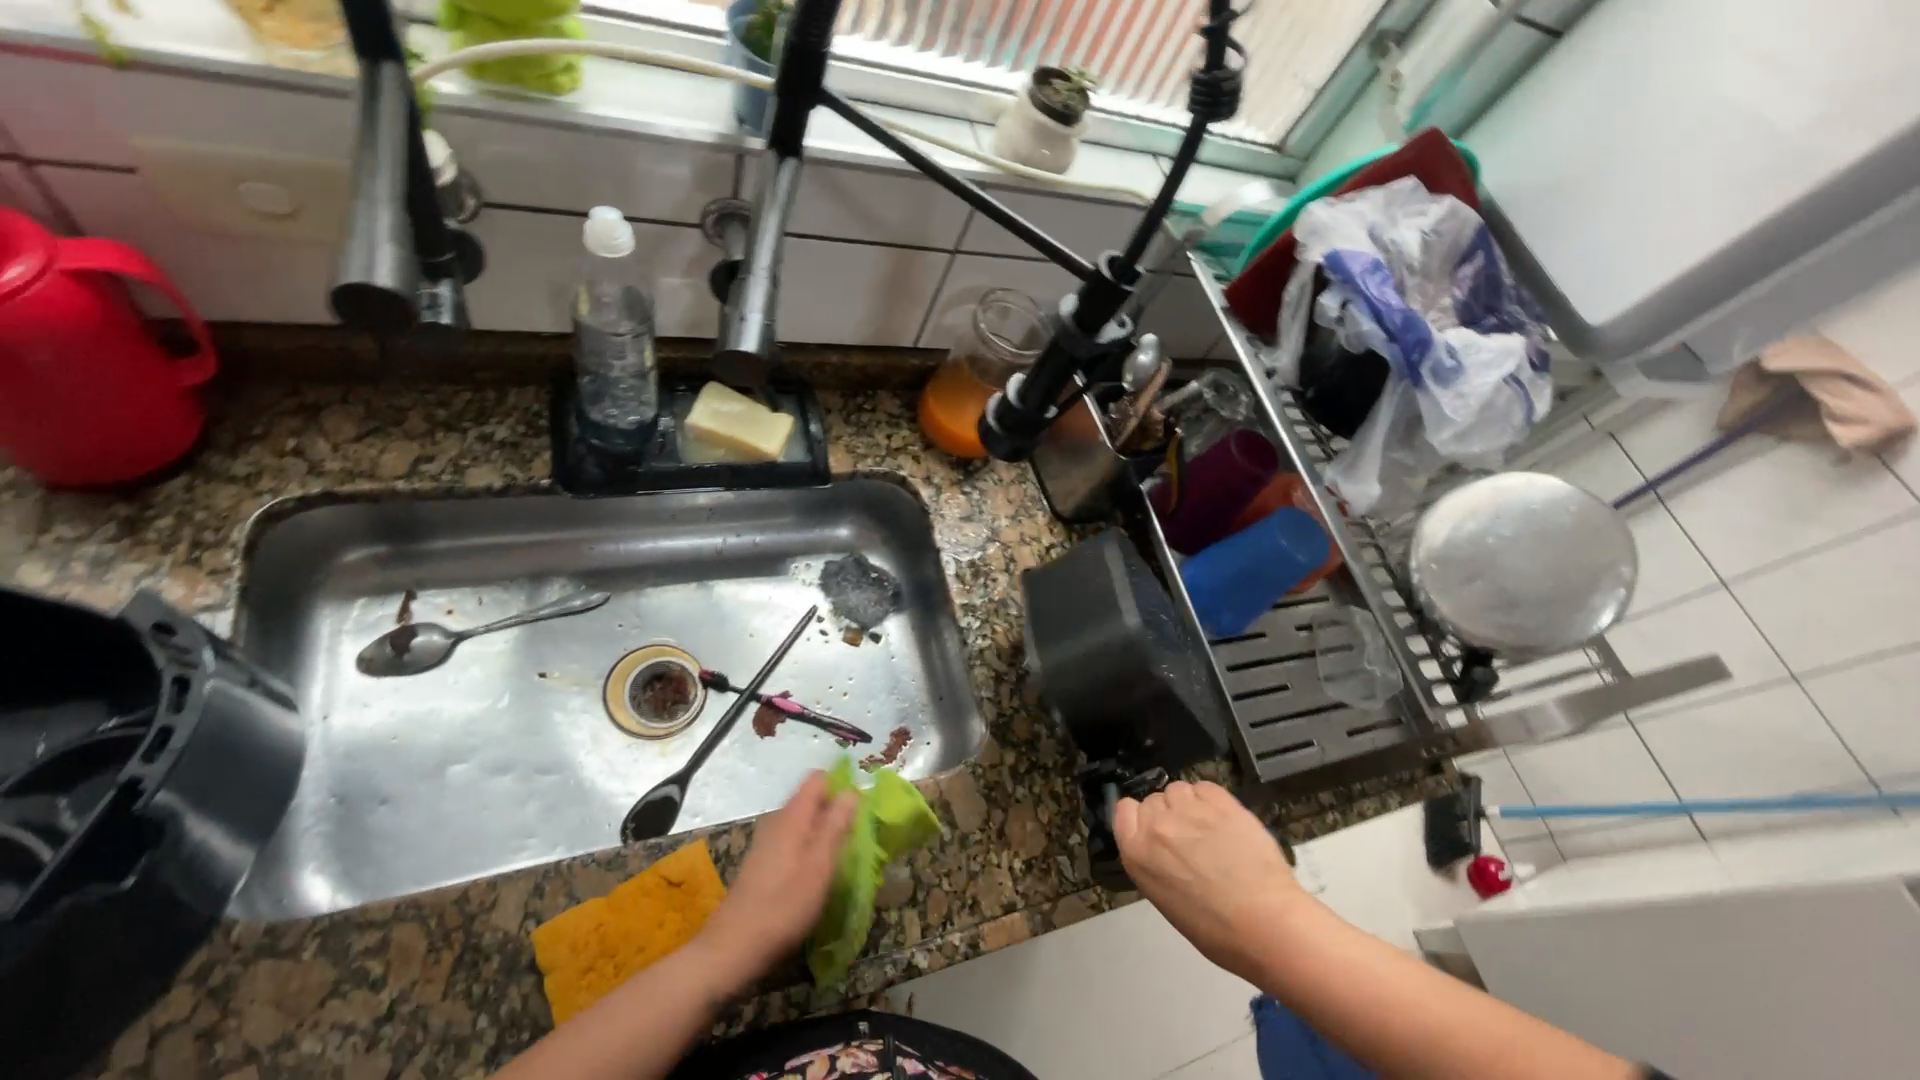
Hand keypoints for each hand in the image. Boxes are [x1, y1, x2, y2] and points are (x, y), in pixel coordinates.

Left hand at [691, 772, 856, 994]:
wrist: (734, 947)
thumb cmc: (783, 906)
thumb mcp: (819, 866)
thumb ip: (836, 826)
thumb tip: (852, 791)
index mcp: (792, 816)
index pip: (817, 779)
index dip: (841, 786)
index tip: (861, 810)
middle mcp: (777, 821)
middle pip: (811, 799)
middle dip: (836, 811)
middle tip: (857, 838)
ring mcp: (768, 842)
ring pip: (804, 822)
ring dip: (824, 832)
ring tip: (843, 858)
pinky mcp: (763, 862)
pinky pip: (794, 840)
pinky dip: (810, 847)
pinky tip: (818, 874)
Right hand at [1113, 780, 1308, 983]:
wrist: (1266, 923)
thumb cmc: (1215, 930)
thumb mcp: (1165, 898)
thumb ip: (1155, 863)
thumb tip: (1166, 850)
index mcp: (1136, 853)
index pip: (1124, 810)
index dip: (1140, 818)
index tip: (1156, 832)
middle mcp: (1157, 825)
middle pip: (1153, 799)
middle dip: (1168, 814)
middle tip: (1190, 839)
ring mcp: (1189, 810)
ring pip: (1178, 789)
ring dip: (1189, 804)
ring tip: (1209, 828)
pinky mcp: (1221, 802)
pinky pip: (1205, 787)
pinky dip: (1212, 800)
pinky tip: (1225, 821)